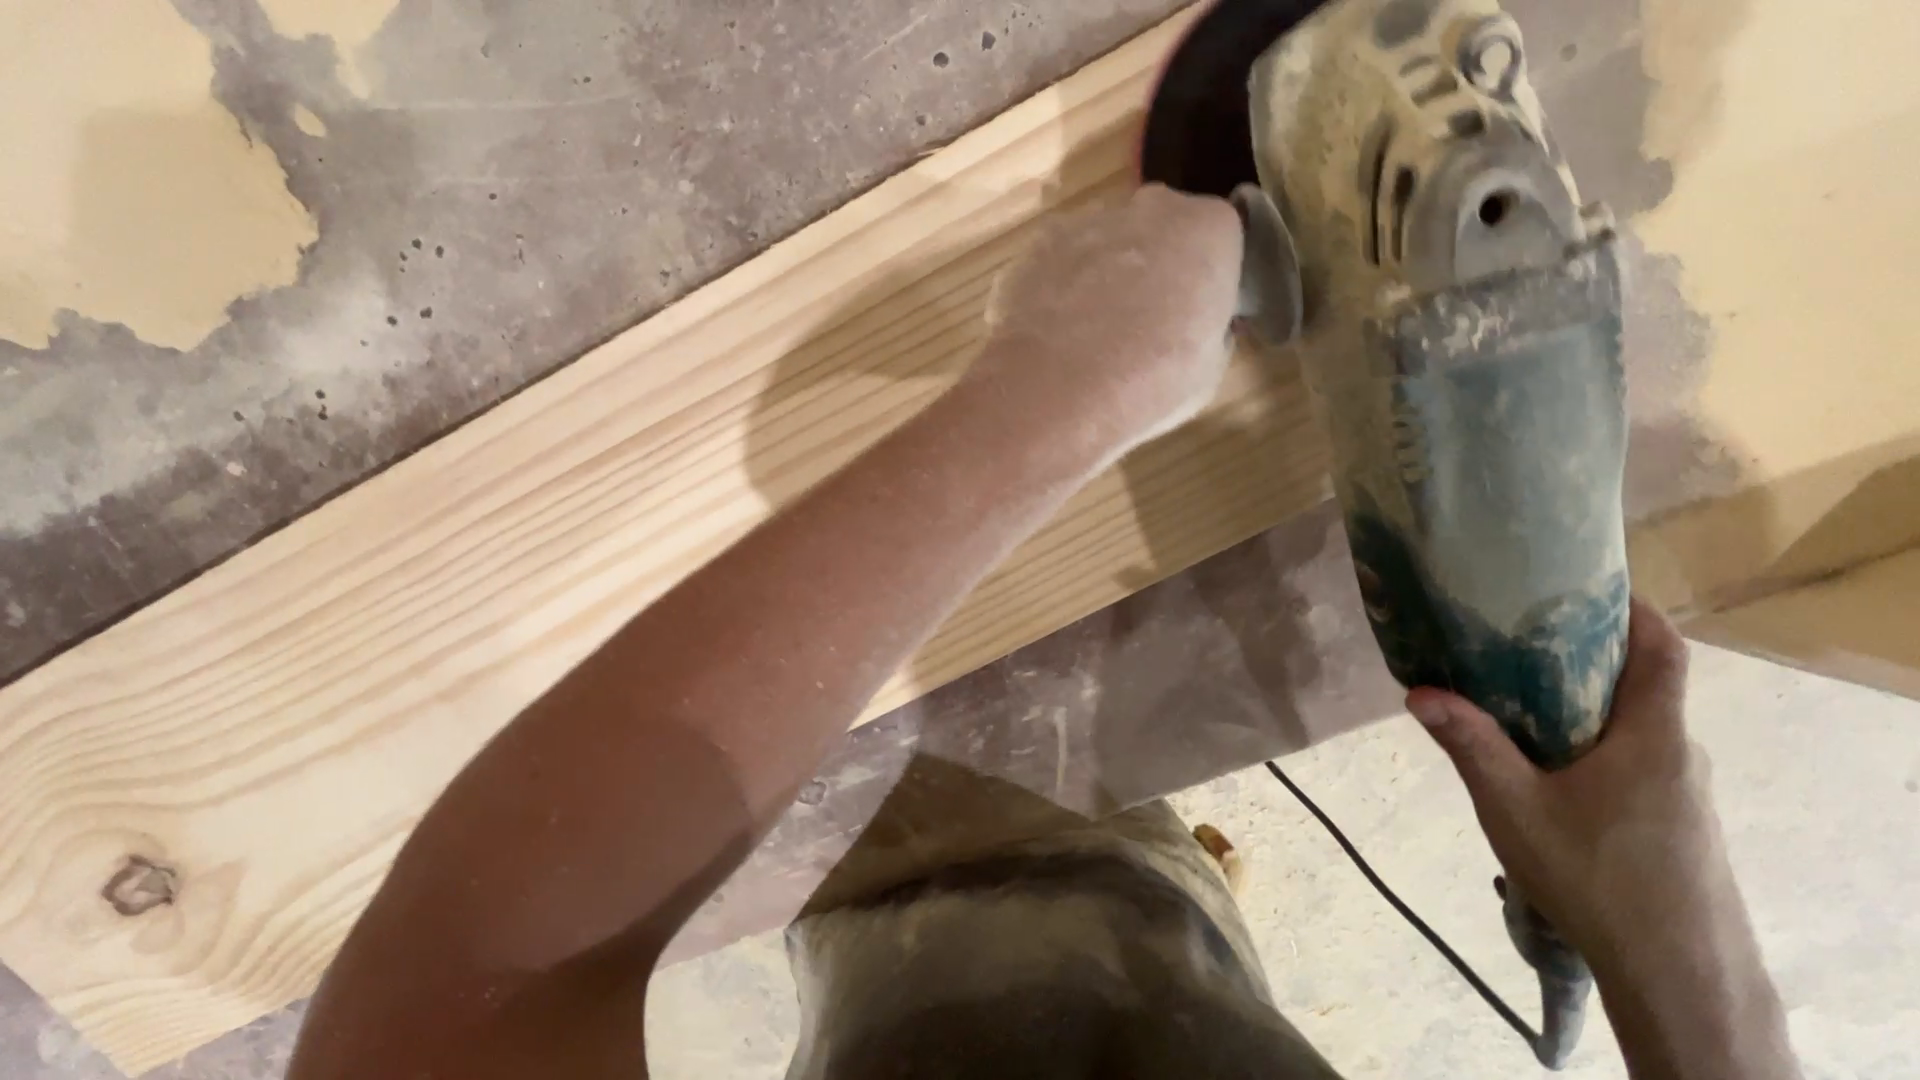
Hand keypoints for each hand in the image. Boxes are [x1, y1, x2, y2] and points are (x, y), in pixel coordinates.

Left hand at [971, 183, 1243, 453]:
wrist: (1063, 387)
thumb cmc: (1155, 378)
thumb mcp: (1210, 367)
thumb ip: (1209, 329)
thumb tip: (1201, 329)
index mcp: (1209, 228)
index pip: (1218, 239)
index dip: (1204, 279)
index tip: (1193, 314)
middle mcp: (1151, 208)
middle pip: (1159, 229)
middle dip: (1153, 264)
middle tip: (1142, 321)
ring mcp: (1088, 220)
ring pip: (1105, 242)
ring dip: (1103, 273)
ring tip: (1090, 333)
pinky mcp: (1038, 245)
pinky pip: (1059, 262)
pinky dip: (1058, 287)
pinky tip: (1054, 332)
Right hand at [1405, 598, 1740, 969]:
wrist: (1680, 977)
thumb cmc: (1598, 876)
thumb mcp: (1515, 807)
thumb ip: (1470, 745)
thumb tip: (1417, 690)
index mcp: (1652, 735)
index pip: (1662, 650)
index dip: (1634, 610)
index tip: (1586, 586)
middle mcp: (1678, 754)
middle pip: (1643, 685)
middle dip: (1587, 657)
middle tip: (1521, 641)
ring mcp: (1683, 792)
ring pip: (1634, 728)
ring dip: (1585, 707)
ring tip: (1518, 702)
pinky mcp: (1677, 825)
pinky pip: (1635, 761)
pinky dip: (1593, 745)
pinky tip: (1546, 772)